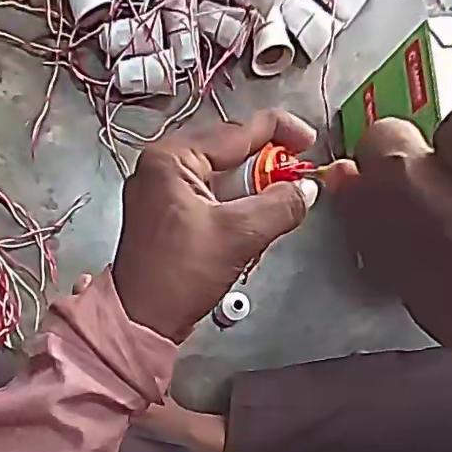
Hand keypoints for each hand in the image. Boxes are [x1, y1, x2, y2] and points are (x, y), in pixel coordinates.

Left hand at [113, 109, 320, 342]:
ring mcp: (159, 192)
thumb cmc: (179, 275)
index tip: (309, 141)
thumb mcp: (239, 236)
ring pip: (220, 179)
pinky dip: (233, 211)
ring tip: (269, 216)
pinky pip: (208, 200)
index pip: (237, 131)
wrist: (142, 320)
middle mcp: (160, 167)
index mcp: (171, 158)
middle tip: (293, 184)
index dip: (280, 131)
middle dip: (264, 170)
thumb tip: (307, 189)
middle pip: (228, 153)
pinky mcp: (164, 216)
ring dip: (250, 195)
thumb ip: (281, 204)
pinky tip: (246, 233)